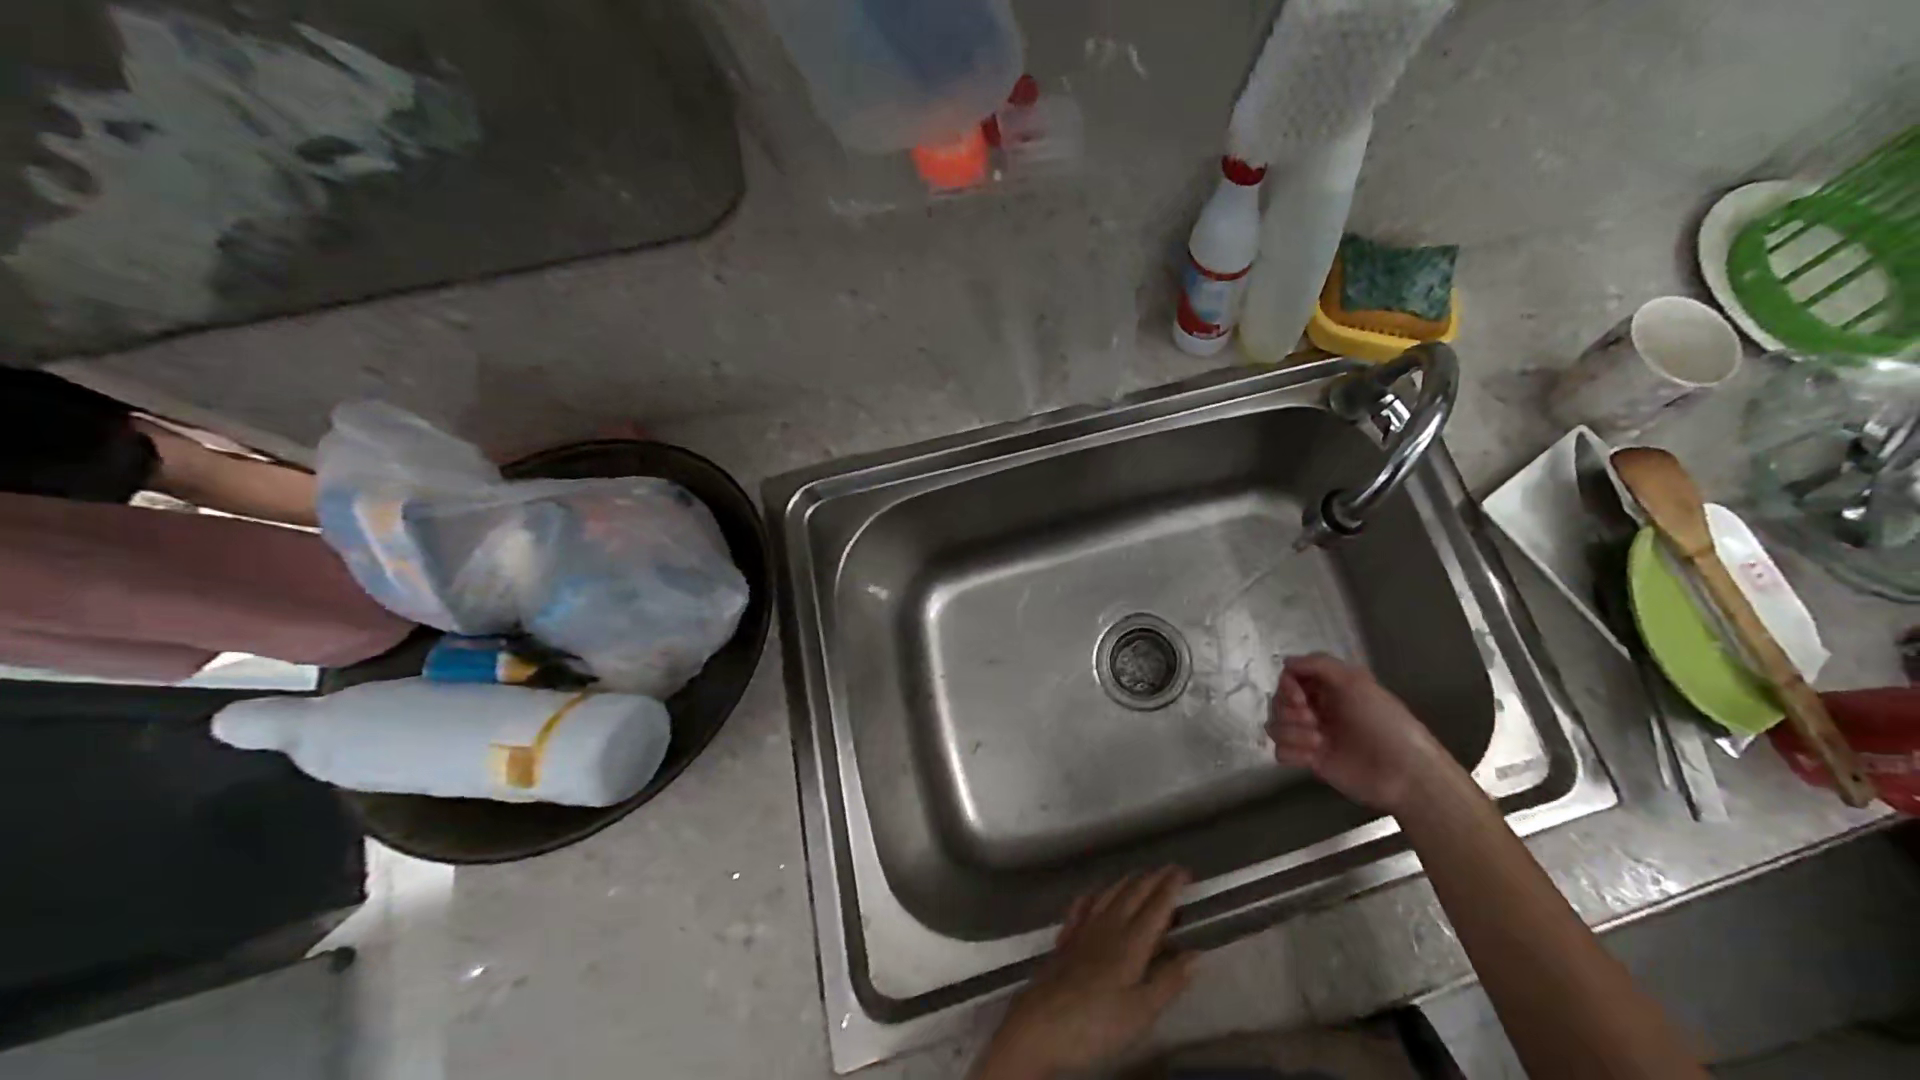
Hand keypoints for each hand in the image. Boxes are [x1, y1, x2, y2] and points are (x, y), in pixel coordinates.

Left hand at [972, 868, 1195, 1079]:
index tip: (1185, 871)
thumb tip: (1196, 953)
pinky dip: (1093, 895)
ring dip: (1127, 882)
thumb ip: (1169, 980)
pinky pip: (1081, 906)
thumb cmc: (1098, 1023)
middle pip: (1133, 894)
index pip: (1156, 906)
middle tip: (1170, 870)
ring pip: (1108, 895)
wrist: (1041, 1024)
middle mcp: (1108, 926)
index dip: (1171, 887)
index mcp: (1132, 942)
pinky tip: (1094, 893)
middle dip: (1153, 879)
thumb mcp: (1142, 1011)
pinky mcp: (1065, 939)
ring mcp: (1083, 929)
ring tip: (1140, 876)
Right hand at [1265, 652, 1454, 813]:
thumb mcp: (1356, 681)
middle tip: (1313, 721)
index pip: (1290, 677)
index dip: (1287, 686)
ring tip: (1318, 742)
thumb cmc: (1383, 723)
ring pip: (1275, 725)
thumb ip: (1319, 664)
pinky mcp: (1310, 760)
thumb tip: (1285, 662)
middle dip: (1289, 710)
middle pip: (1277, 701)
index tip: (1299, 698)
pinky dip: (1293, 752)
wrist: (1402, 773)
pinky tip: (1313, 758)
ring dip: (1292, 733)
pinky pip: (1280, 750)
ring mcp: (1311, 735)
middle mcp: (1317, 708)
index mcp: (1329, 688)